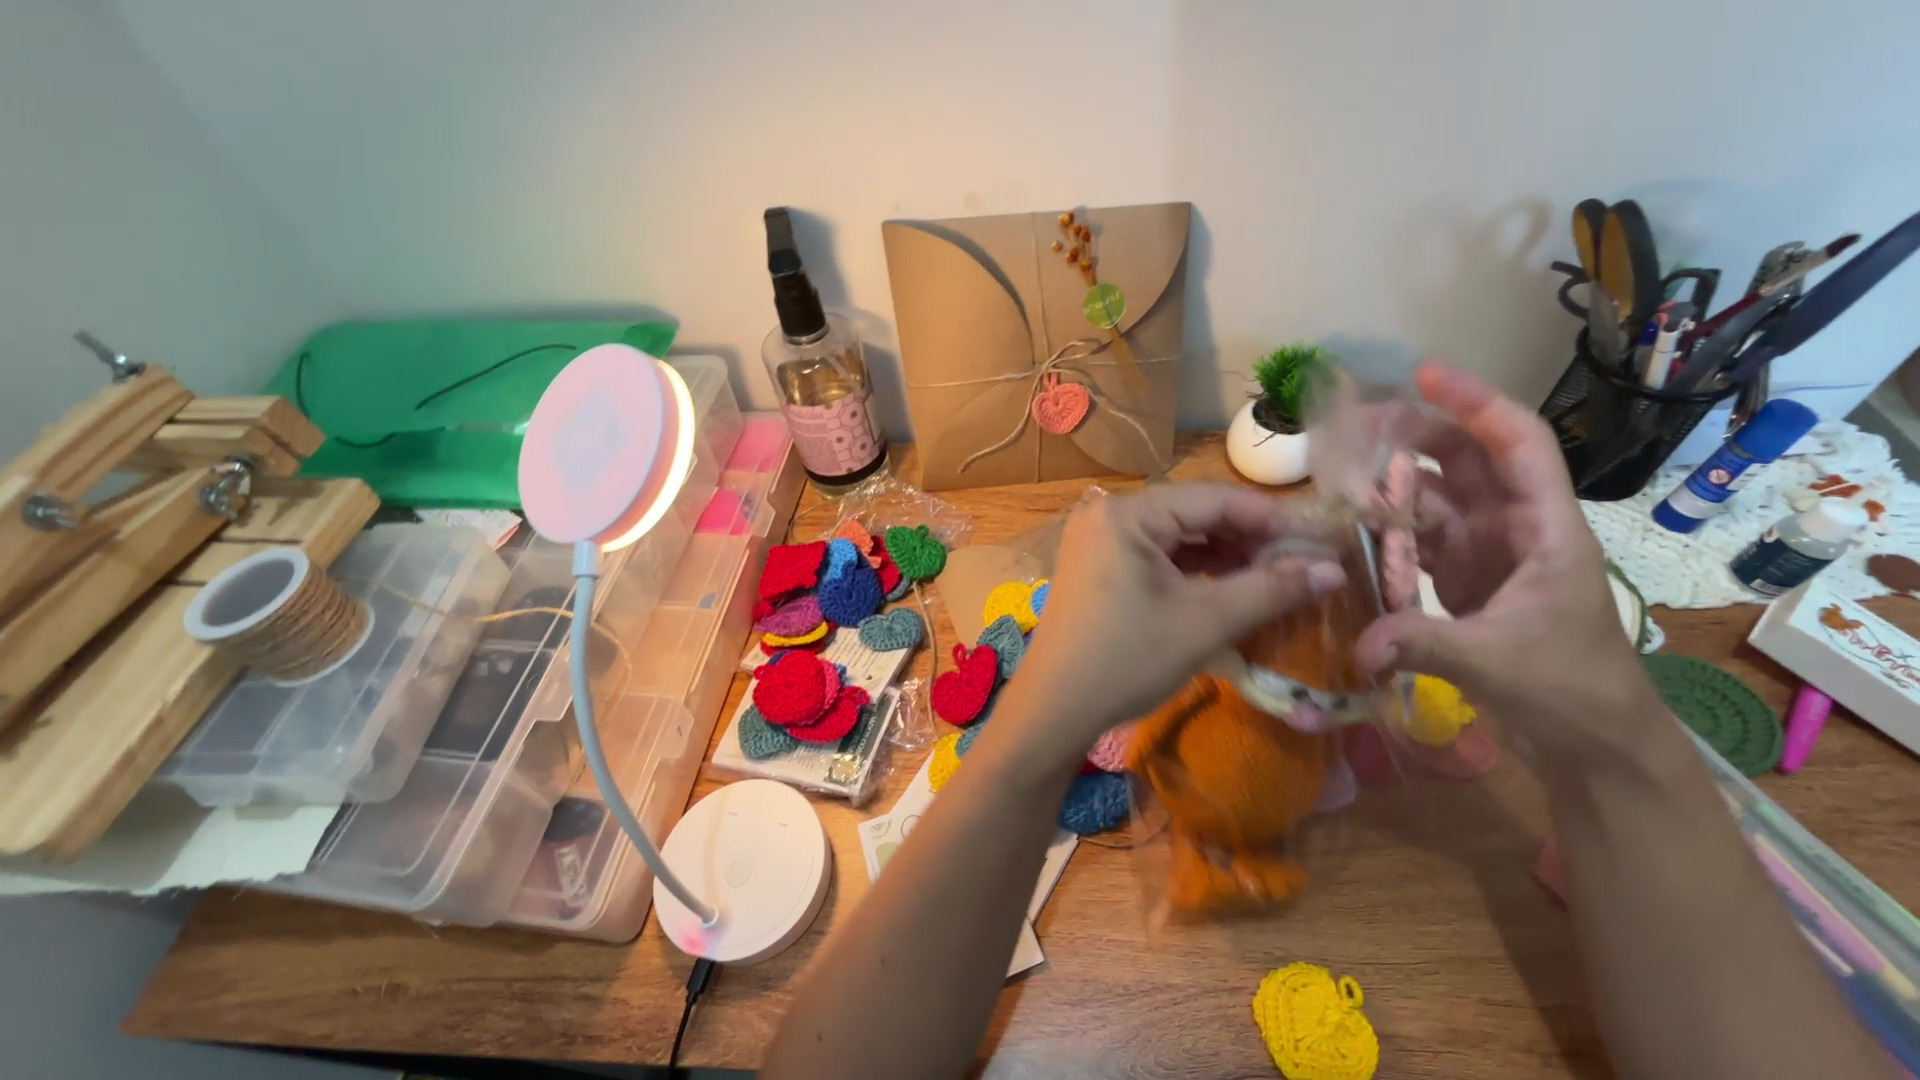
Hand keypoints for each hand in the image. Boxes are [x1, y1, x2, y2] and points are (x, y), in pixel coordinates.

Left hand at [1004, 483, 1346, 766]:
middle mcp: (1109, 515)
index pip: (1214, 498)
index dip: (1272, 519)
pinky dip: (1196, 570)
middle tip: (1302, 565)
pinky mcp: (1100, 567)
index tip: (1322, 543)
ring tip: (1275, 578)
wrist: (1053, 711)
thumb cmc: (1125, 662)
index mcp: (1127, 514)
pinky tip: (1231, 587)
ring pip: (1178, 535)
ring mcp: (1100, 541)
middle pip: (1195, 512)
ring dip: (1226, 554)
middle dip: (1250, 538)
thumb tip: (1334, 569)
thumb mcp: (1203, 623)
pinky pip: (1158, 555)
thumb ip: (1270, 589)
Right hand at [1355, 364, 1666, 766]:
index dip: (1476, 403)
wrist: (1592, 742)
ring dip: (1396, 483)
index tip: (1425, 376)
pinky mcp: (1462, 580)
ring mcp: (1487, 554)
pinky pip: (1421, 539)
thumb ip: (1425, 644)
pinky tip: (1355, 526)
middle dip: (1419, 434)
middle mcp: (1516, 529)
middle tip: (1359, 424)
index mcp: (1546, 530)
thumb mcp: (1498, 664)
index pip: (1518, 445)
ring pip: (1439, 497)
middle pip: (1469, 459)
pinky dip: (1389, 529)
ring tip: (1344, 474)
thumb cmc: (1572, 692)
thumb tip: (1360, 646)